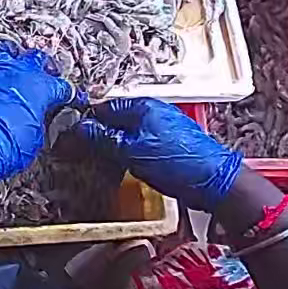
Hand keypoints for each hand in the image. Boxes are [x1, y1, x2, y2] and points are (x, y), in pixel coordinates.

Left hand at [0, 41, 75, 187]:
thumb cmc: (3, 146)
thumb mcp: (33, 140)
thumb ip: (37, 123)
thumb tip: (34, 123)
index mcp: (42, 88)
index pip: (61, 87)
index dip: (67, 93)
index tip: (68, 97)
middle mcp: (19, 70)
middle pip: (36, 57)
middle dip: (41, 65)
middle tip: (42, 72)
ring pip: (3, 47)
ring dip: (7, 54)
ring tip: (8, 60)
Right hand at [74, 98, 241, 210]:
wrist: (215, 182)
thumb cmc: (178, 162)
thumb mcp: (131, 151)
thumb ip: (104, 138)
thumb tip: (80, 128)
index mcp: (142, 106)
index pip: (103, 108)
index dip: (86, 122)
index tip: (73, 137)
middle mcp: (152, 112)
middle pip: (115, 120)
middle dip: (99, 135)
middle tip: (84, 152)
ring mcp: (161, 127)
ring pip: (126, 133)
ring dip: (113, 146)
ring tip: (103, 161)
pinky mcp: (168, 144)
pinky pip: (139, 143)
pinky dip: (128, 153)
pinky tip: (124, 166)